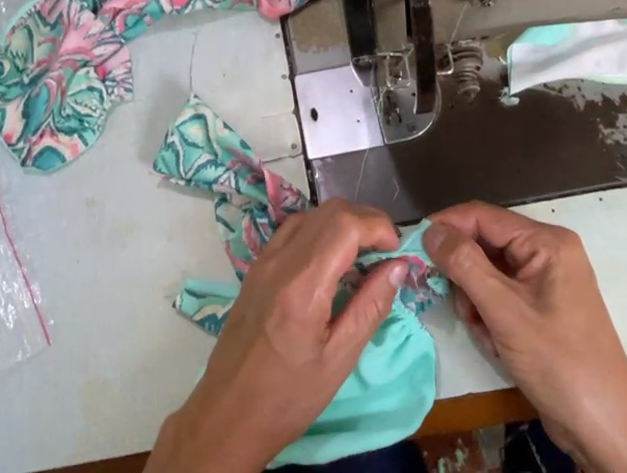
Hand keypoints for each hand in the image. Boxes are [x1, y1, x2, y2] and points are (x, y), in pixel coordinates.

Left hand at [145, 200, 409, 472]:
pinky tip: (333, 260)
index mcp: (302, 284)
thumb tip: (399, 266)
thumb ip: (371, 306)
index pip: (346, 224)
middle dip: (366, 220)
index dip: (379, 226)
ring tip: (366, 254)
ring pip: (310, 216)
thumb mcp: (340, 359)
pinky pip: (292, 231)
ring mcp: (263, 261)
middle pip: (329, 212)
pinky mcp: (256, 269)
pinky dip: (319, 231)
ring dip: (343, 223)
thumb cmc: (288, 397)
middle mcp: (280, 261)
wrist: (227, 414)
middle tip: (388, 251)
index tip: (398, 251)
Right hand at [425, 202, 626, 472]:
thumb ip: (464, 264)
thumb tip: (430, 230)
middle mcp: (546, 253)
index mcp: (546, 242)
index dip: (446, 227)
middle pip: (483, 244)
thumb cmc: (558, 361)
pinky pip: (499, 296)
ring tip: (485, 332)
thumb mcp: (504, 310)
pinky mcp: (540, 307)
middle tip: (461, 307)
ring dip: (475, 301)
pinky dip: (488, 316)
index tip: (413, 248)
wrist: (602, 425)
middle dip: (464, 276)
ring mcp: (545, 281)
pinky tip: (496, 342)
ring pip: (486, 272)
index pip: (482, 216)